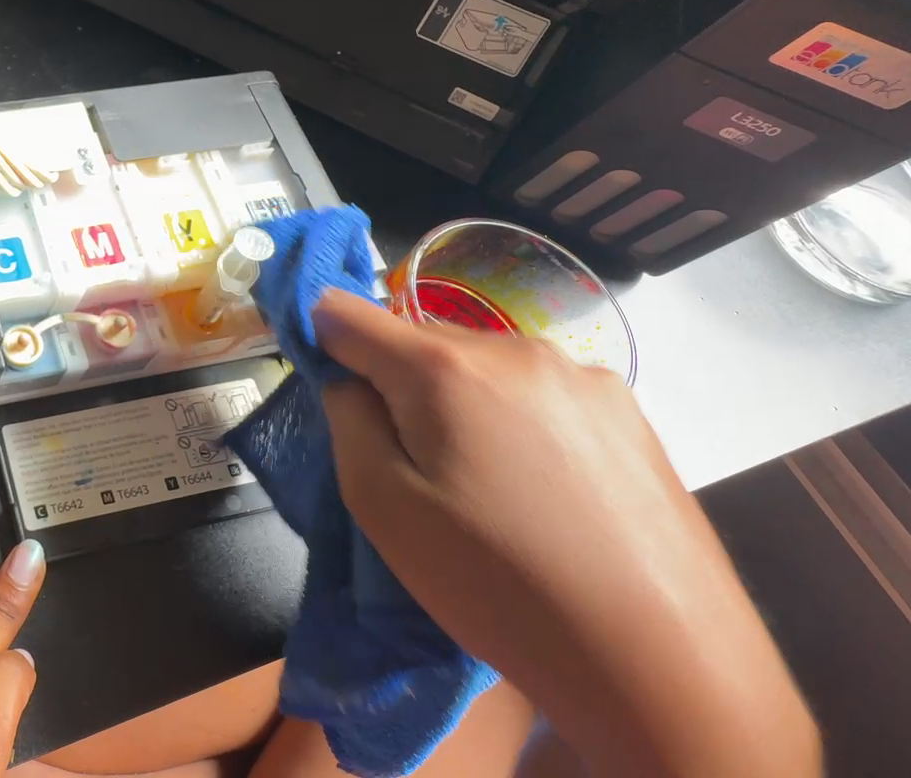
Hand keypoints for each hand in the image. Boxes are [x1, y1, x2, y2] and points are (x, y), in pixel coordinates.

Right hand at [310, 289, 817, 777]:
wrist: (663, 666)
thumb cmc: (494, 582)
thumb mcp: (380, 503)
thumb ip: (346, 416)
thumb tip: (345, 375)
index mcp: (444, 366)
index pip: (345, 312)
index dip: (316, 336)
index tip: (319, 380)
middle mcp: (515, 348)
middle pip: (418, 341)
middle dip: (395, 383)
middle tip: (409, 461)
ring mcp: (584, 376)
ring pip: (481, 367)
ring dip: (458, 402)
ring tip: (484, 483)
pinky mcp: (630, 412)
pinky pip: (536, 393)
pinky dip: (514, 420)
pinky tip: (542, 488)